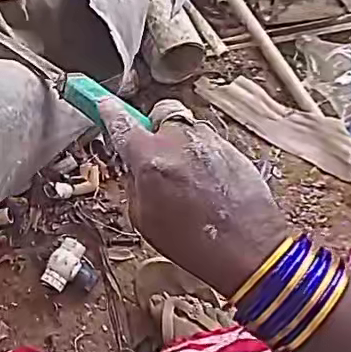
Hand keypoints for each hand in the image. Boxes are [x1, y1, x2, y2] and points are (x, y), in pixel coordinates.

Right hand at [98, 97, 290, 295]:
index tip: (100, 100)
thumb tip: (134, 167)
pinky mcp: (232, 149)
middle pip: (158, 117)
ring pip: (184, 130)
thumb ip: (134, 182)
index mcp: (149, 160)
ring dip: (179, 146)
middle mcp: (178, 142)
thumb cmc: (193, 242)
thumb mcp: (142, 217)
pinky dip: (200, 157)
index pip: (120, 122)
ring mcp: (209, 142)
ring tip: (184, 179)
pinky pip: (206, 143)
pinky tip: (205, 184)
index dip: (107, 109)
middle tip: (153, 158)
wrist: (251, 251)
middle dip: (153, 132)